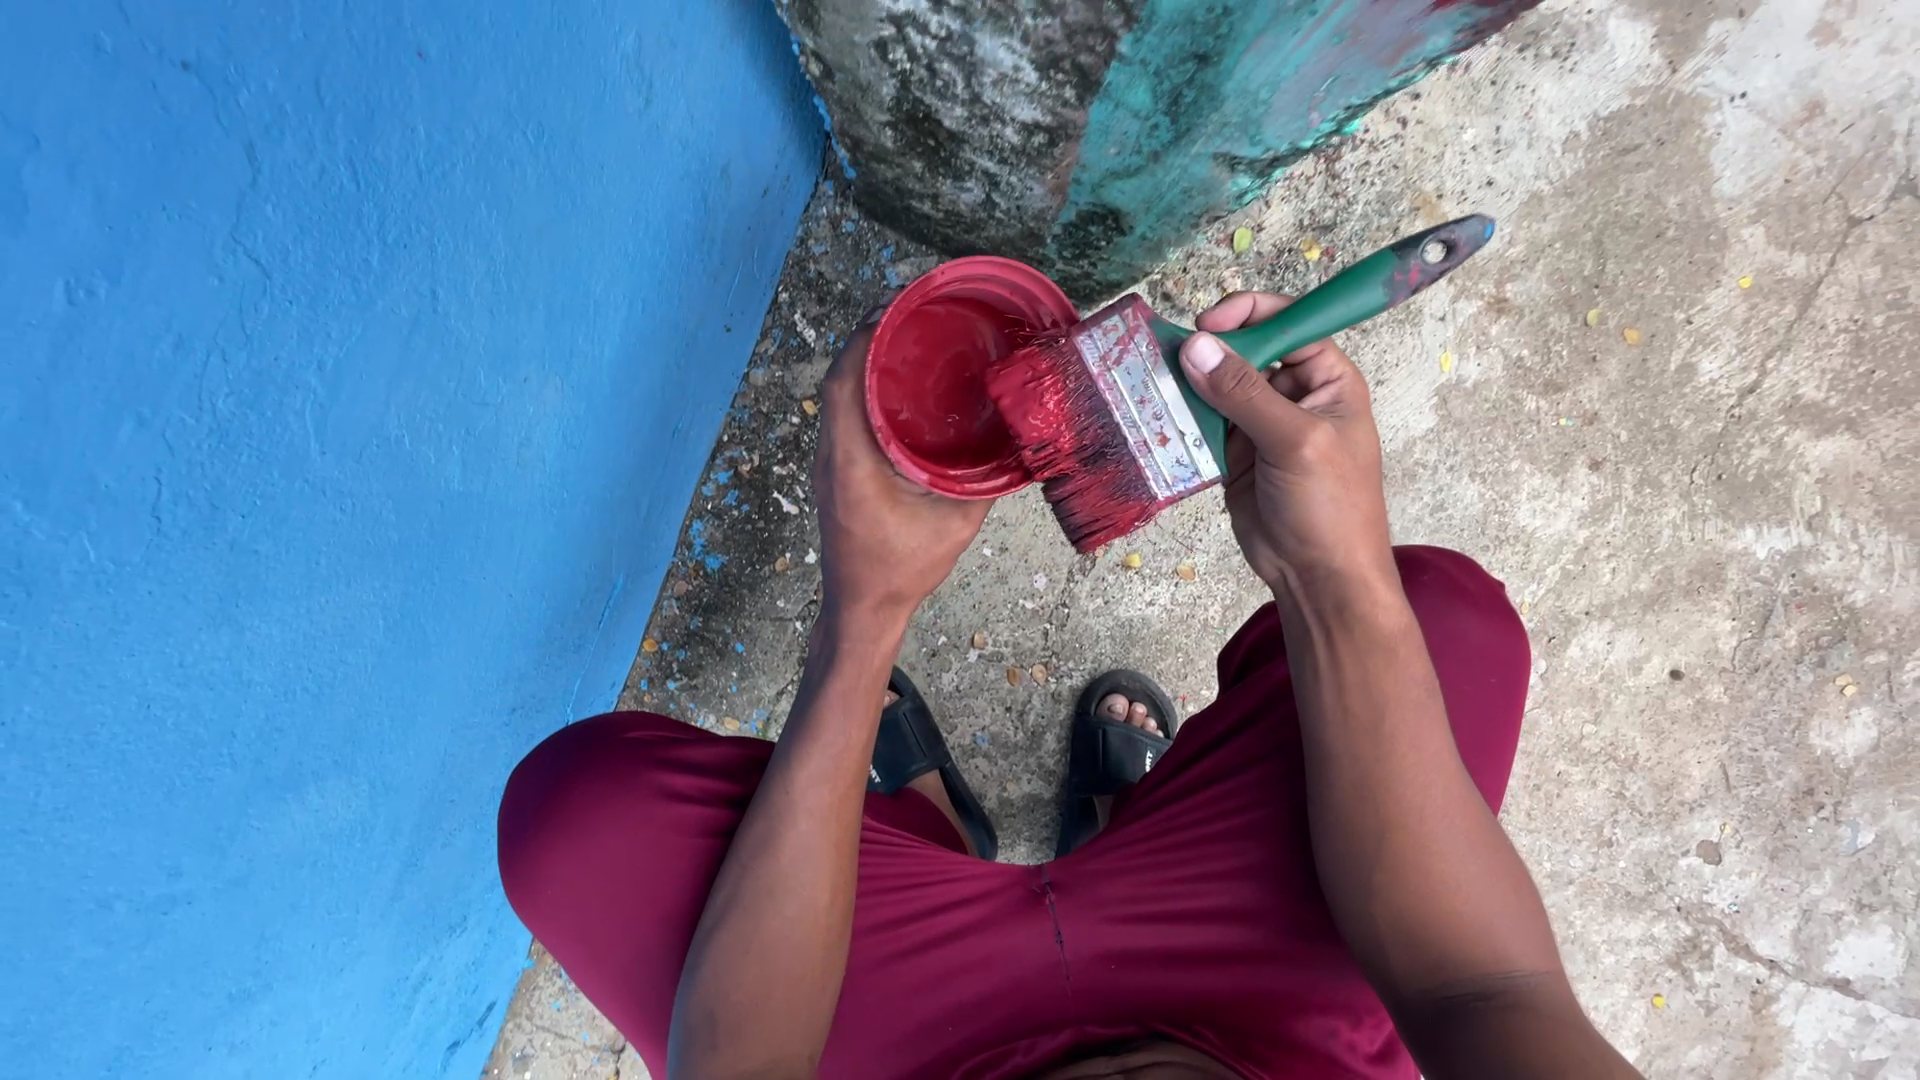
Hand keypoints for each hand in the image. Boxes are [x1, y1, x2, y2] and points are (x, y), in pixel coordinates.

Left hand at [812, 308, 991, 624]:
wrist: (862, 607)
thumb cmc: (902, 570)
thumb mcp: (955, 526)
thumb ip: (985, 483)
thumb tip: (1015, 443)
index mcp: (852, 462)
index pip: (843, 382)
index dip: (863, 337)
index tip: (895, 309)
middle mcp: (830, 455)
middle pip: (837, 379)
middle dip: (867, 338)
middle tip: (910, 315)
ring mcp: (827, 463)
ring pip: (836, 396)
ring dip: (864, 363)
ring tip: (906, 341)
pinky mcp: (834, 471)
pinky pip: (842, 415)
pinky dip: (863, 390)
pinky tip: (897, 389)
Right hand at [1179, 292, 1393, 595]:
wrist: (1317, 576)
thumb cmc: (1329, 507)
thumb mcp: (1295, 442)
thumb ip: (1244, 393)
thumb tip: (1196, 346)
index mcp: (1326, 379)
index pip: (1289, 324)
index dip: (1250, 315)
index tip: (1207, 324)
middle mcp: (1292, 394)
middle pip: (1245, 353)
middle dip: (1208, 353)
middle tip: (1167, 358)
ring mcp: (1258, 425)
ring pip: (1216, 388)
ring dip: (1187, 387)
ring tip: (1153, 386)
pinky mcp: (1232, 454)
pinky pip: (1201, 425)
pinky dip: (1180, 421)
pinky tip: (1159, 419)